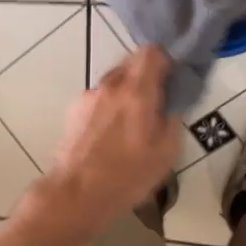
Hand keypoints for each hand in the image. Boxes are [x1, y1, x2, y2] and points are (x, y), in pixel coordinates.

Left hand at [32, 46, 182, 228]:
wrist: (75, 194)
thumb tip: (173, 101)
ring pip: (112, 82)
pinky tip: (111, 134)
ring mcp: (86, 97)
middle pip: (130, 64)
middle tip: (157, 102)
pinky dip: (108, 107)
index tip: (173, 78)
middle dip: (146, 77)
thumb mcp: (165, 152)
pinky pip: (98, 99)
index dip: (165, 60)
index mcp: (135, 91)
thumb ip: (172, 118)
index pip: (151, 52)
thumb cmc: (126, 175)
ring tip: (133, 123)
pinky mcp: (72, 112)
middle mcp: (109, 86)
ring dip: (126, 93)